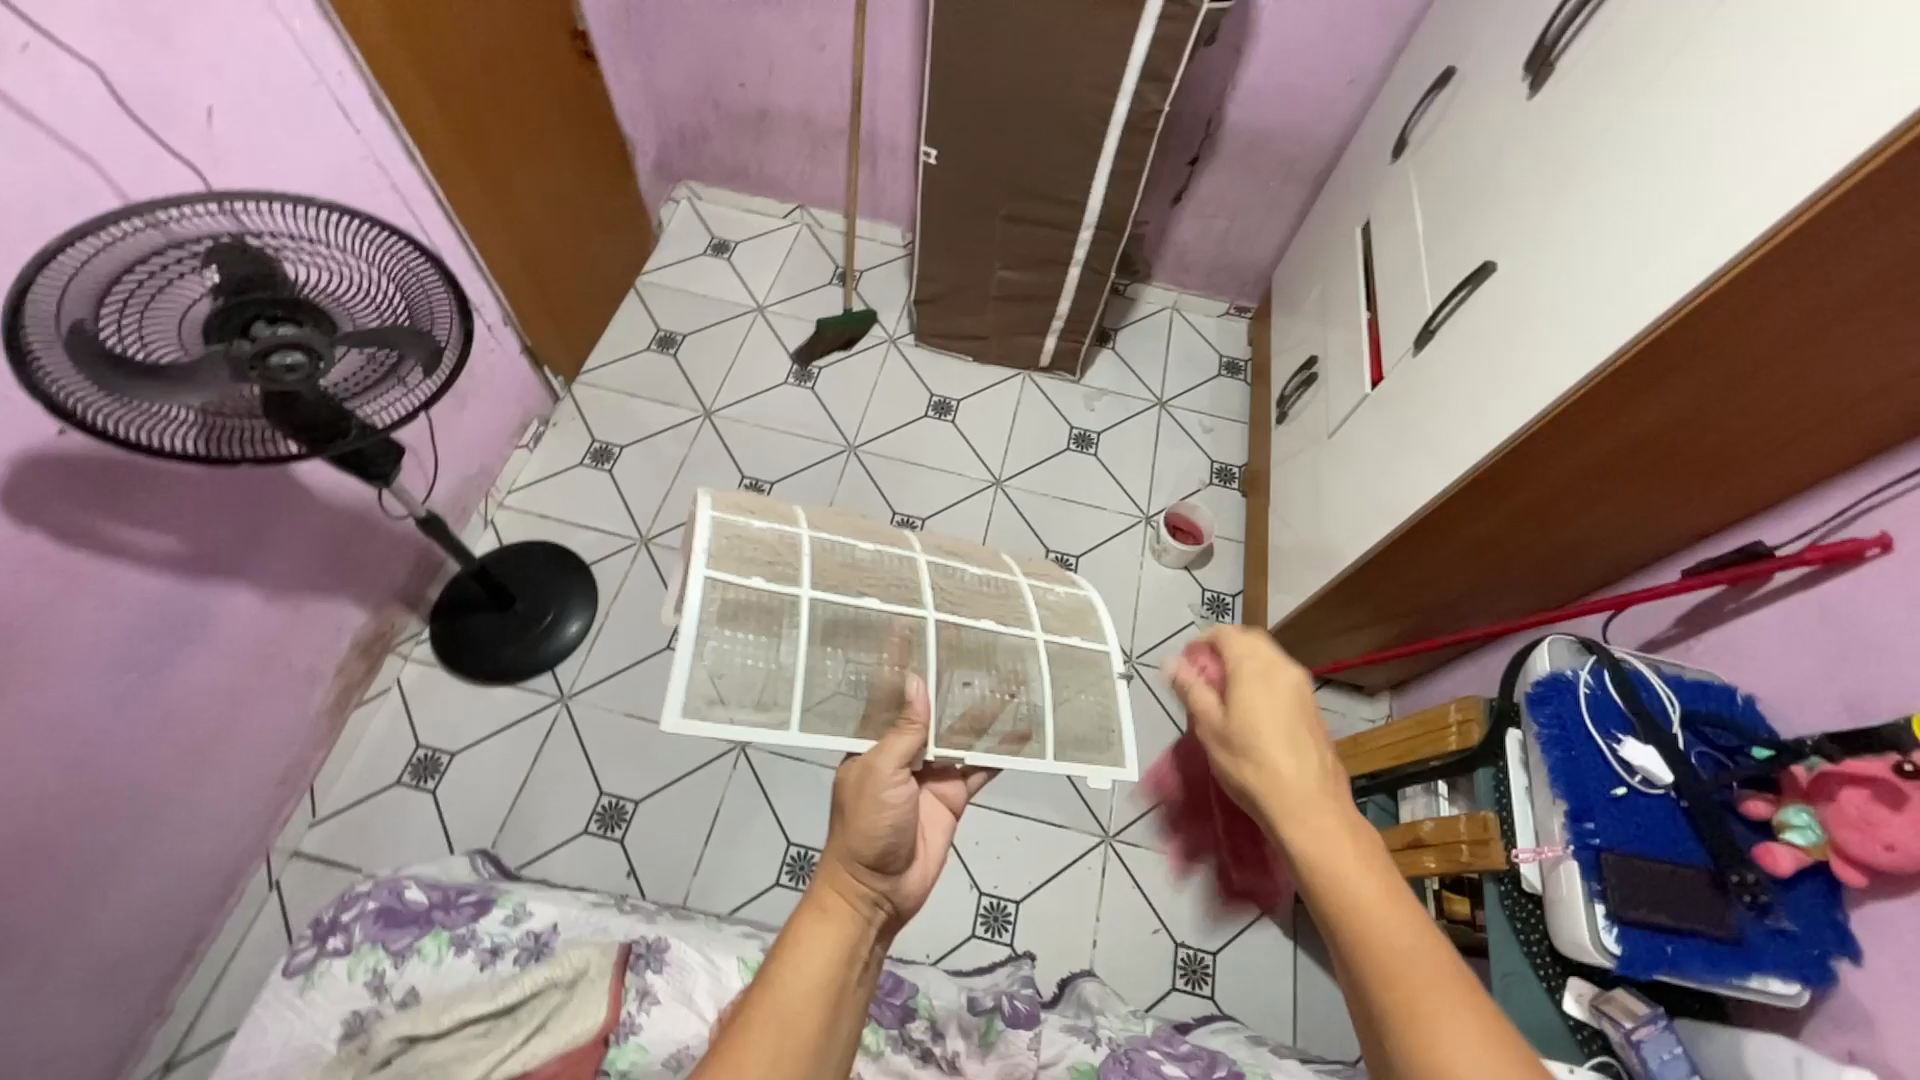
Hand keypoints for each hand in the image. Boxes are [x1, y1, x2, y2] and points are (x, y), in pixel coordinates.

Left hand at [817, 670, 1003, 935]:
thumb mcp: (880, 772)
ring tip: (1012, 682)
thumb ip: (904, 731)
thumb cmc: (866, 826)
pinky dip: (1000, 752)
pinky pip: (979, 767)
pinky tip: (1022, 733)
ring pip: (962, 735)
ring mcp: (931, 772)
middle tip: (979, 648)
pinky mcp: (953, 795)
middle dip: (952, 682)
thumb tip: (916, 682)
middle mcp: (904, 749)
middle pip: (933, 709)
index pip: (888, 691)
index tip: (911, 625)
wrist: (878, 891)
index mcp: (875, 740)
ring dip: (985, 713)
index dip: (899, 660)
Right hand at [1168, 626, 1350, 834]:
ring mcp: (1303, 686)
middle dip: (1224, 648)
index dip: (1201, 642)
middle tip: (1204, 674)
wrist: (1309, 805)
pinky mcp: (1312, 706)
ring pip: (1269, 658)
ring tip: (1225, 692)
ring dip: (1245, 663)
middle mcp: (1282, 666)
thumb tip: (1171, 662)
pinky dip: (1263, 679)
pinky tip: (1252, 710)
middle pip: (1250, 640)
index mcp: (1254, 666)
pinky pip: (1282, 677)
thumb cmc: (1249, 765)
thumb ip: (1191, 688)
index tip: (1186, 663)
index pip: (1225, 633)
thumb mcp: (1210, 727)